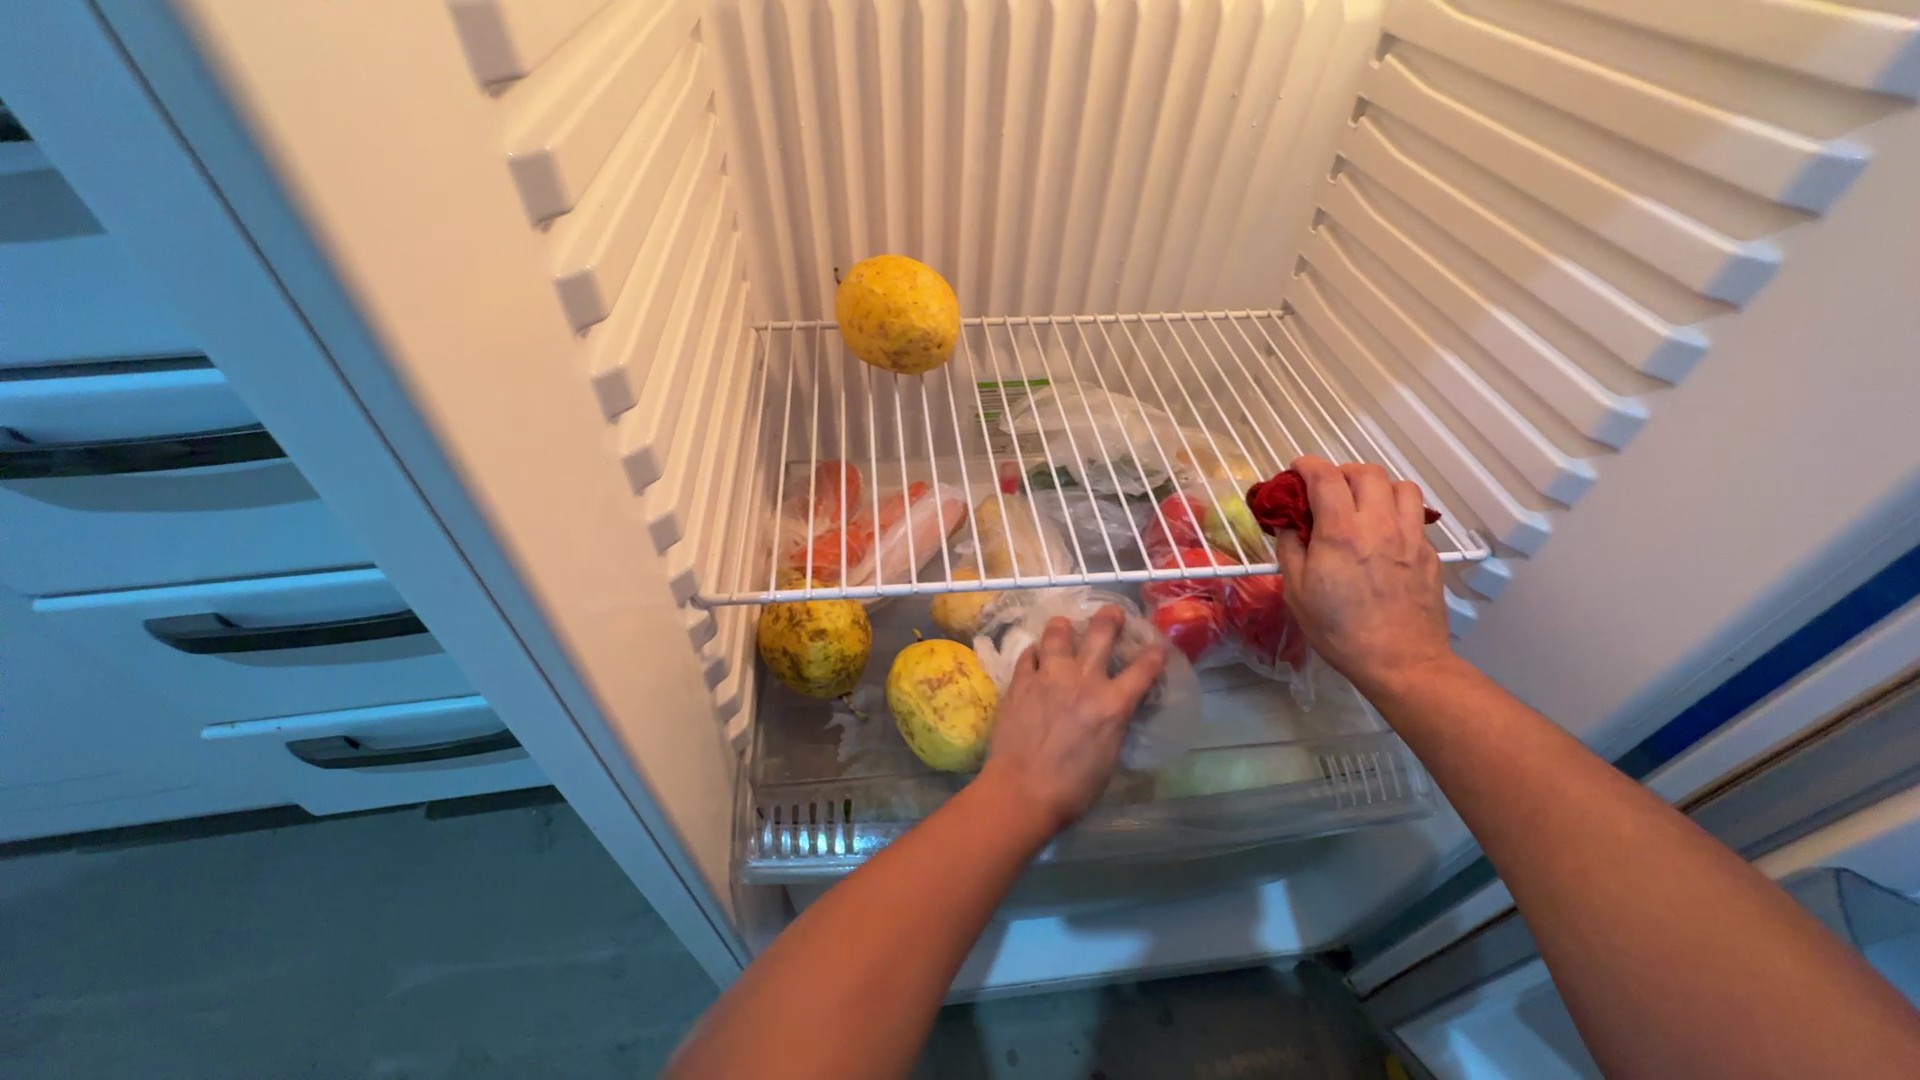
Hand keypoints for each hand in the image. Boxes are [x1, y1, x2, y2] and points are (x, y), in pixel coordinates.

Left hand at [980, 605, 1167, 837]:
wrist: (1023, 790)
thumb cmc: (1074, 788)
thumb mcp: (1110, 756)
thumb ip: (1115, 723)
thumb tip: (1115, 710)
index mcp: (1113, 704)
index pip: (1144, 668)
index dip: (1155, 654)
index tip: (1158, 646)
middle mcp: (1083, 681)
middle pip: (1101, 634)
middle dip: (1110, 618)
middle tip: (1112, 612)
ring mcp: (1049, 677)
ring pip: (1058, 634)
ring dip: (1064, 626)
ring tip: (1065, 623)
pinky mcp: (1020, 682)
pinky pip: (1028, 654)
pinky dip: (1035, 651)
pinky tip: (1036, 652)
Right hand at [1274, 456, 1455, 698]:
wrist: (1399, 660)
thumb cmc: (1339, 629)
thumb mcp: (1296, 591)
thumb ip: (1290, 549)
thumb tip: (1289, 525)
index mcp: (1341, 532)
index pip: (1326, 476)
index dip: (1307, 465)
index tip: (1297, 469)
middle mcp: (1379, 524)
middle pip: (1366, 472)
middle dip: (1342, 472)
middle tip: (1327, 488)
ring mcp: (1410, 536)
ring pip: (1400, 486)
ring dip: (1376, 486)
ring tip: (1362, 503)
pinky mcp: (1428, 553)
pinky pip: (1415, 515)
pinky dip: (1395, 510)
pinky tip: (1383, 532)